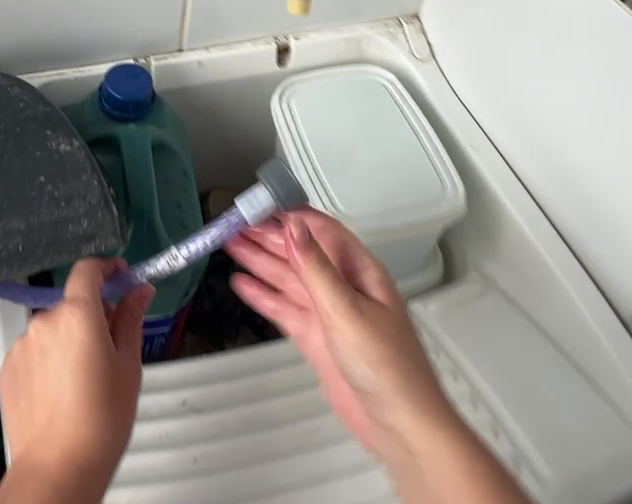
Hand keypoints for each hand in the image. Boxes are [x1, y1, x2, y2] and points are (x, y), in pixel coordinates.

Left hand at [0, 258, 154, 503]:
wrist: (57, 469)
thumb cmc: (100, 422)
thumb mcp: (128, 366)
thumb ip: (131, 319)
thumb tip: (140, 291)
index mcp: (78, 315)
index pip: (88, 270)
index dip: (106, 268)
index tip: (120, 276)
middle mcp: (45, 321)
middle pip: (73, 303)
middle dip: (93, 316)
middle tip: (111, 348)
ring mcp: (23, 344)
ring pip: (54, 328)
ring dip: (70, 339)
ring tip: (86, 379)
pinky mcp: (9, 366)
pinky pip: (35, 350)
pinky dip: (50, 359)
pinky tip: (63, 390)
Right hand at [227, 210, 449, 456]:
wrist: (400, 426)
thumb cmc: (391, 369)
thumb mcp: (347, 310)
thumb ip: (316, 268)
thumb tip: (296, 227)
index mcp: (359, 271)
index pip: (320, 229)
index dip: (290, 214)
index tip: (260, 205)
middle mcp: (343, 287)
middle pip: (300, 251)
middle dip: (268, 236)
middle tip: (234, 224)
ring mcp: (329, 312)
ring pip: (287, 277)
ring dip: (260, 260)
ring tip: (231, 245)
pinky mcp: (317, 337)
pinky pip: (284, 308)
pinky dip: (262, 295)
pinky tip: (243, 284)